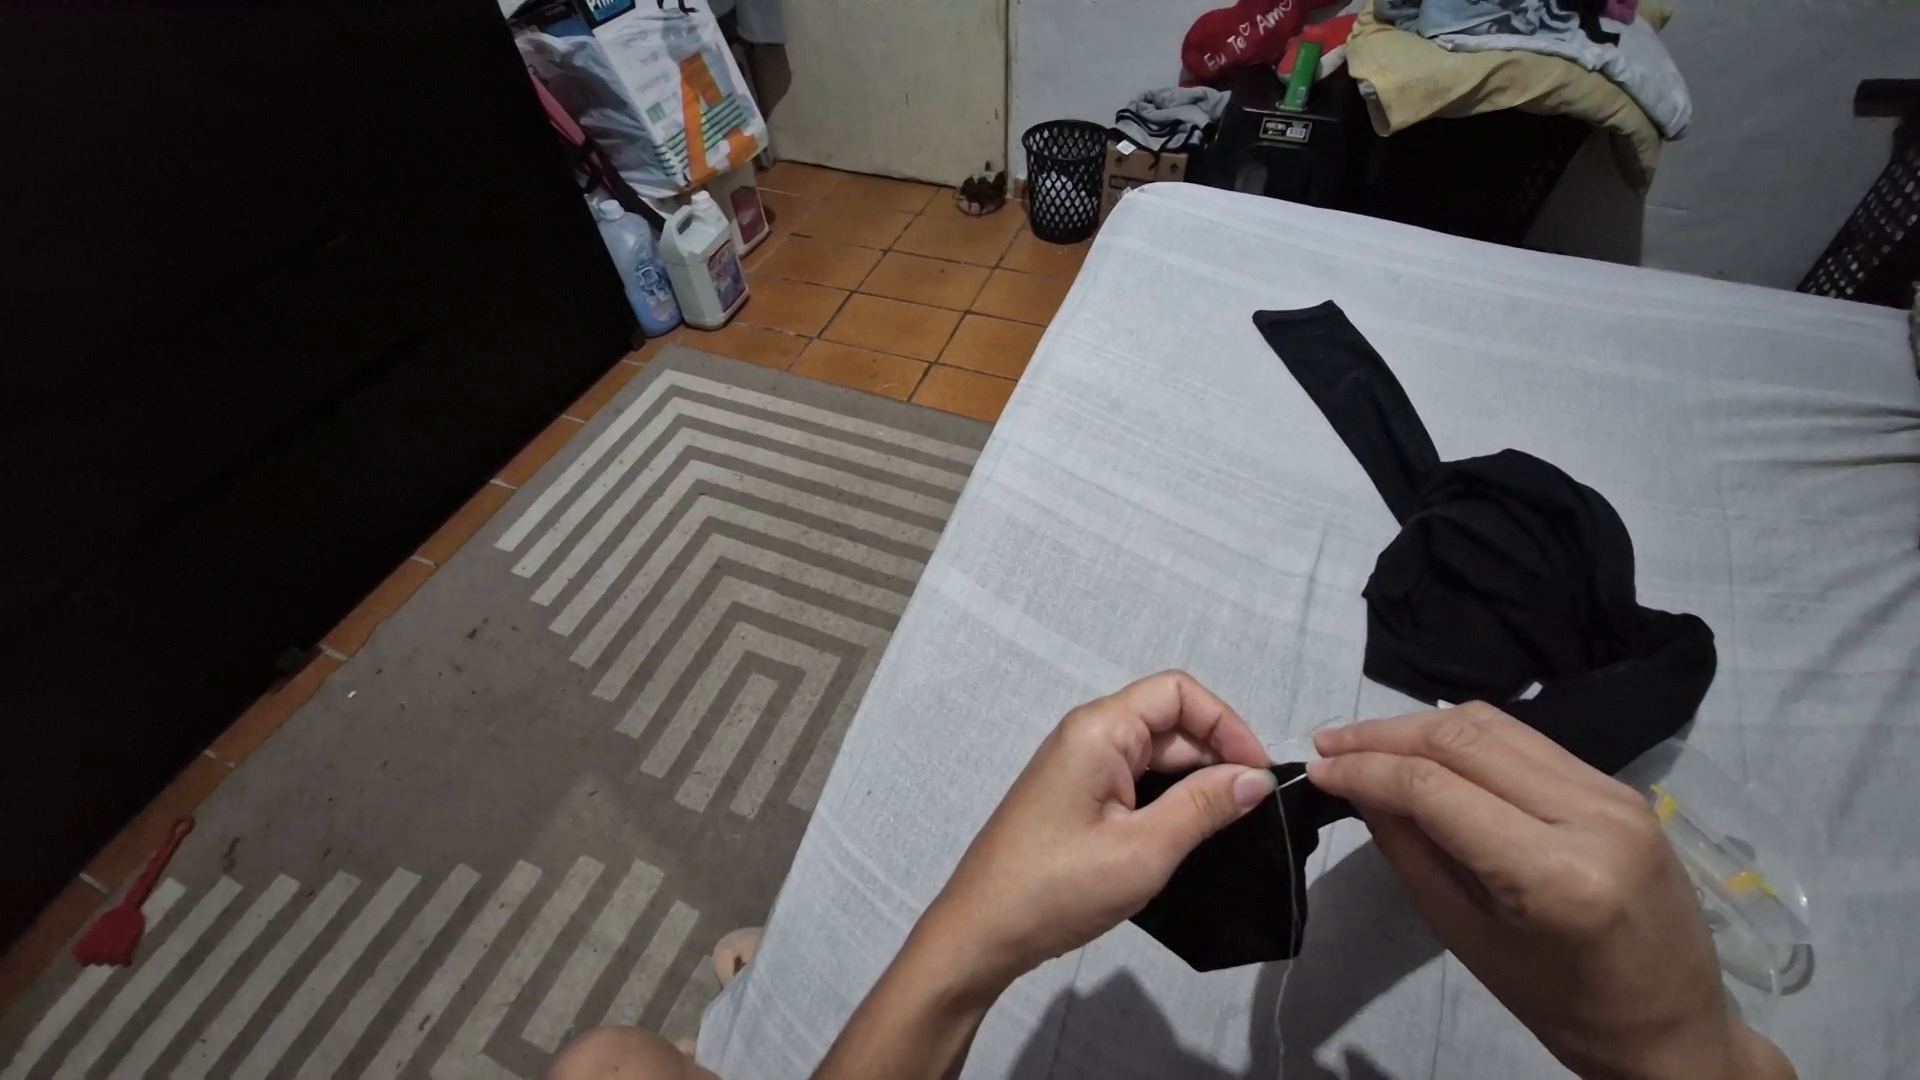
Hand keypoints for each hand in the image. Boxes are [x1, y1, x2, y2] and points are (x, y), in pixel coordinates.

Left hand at [923, 671, 1277, 993]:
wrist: (983, 928)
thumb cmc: (1061, 885)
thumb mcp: (1144, 849)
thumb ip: (1203, 806)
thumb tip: (1256, 777)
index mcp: (1099, 728)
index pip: (1177, 692)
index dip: (1225, 722)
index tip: (1258, 775)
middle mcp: (1088, 734)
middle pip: (1167, 720)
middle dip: (1215, 753)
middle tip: (1253, 810)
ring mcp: (1080, 764)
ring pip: (1153, 752)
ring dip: (1194, 779)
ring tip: (1230, 824)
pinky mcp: (1077, 794)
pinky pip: (1134, 777)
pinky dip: (1168, 795)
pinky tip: (1191, 829)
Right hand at [1308, 703, 1794, 1079]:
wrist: (1673, 1029)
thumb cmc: (1556, 1001)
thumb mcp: (1460, 931)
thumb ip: (1404, 846)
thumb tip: (1353, 784)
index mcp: (1554, 874)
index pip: (1432, 787)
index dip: (1363, 770)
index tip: (1316, 769)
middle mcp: (1591, 816)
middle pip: (1458, 740)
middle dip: (1380, 735)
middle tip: (1328, 744)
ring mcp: (1613, 793)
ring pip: (1486, 724)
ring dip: (1413, 725)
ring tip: (1364, 740)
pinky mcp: (1616, 786)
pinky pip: (1518, 736)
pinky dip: (1457, 733)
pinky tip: (1421, 745)